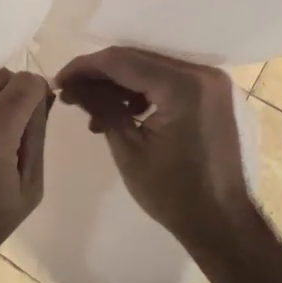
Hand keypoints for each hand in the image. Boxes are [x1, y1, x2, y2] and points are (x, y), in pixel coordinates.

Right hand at [55, 47, 254, 249]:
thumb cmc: (173, 193)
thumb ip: (100, 107)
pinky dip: (144, 90)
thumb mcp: (128, 149)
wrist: (222, 223)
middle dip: (100, 74)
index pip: (122, 61)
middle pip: (138, 59)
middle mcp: (202, 73)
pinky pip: (170, 81)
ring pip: (152, 68)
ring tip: (94, 111)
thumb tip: (71, 86)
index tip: (59, 81)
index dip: (85, 67)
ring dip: (120, 84)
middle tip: (70, 92)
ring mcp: (212, 82)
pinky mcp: (213, 94)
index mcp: (183, 85)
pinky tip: (123, 112)